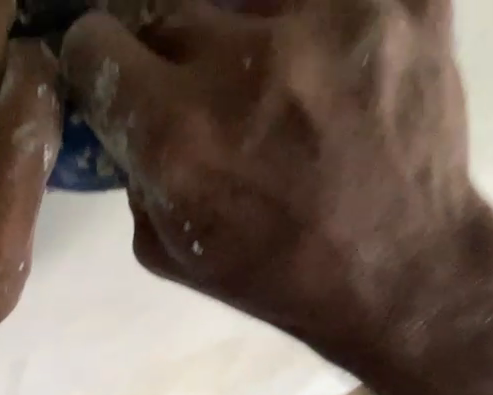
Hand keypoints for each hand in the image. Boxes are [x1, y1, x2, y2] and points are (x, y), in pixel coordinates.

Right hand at [59, 0, 492, 366]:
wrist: (396, 268)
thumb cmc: (268, 271)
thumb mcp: (163, 246)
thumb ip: (133, 170)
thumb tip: (127, 115)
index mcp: (176, 135)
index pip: (96, 44)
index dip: (97, 60)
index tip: (114, 72)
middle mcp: (243, 66)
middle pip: (168, 10)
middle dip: (168, 51)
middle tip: (197, 85)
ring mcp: (332, 20)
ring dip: (241, 26)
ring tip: (268, 72)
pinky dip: (316, 19)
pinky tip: (321, 53)